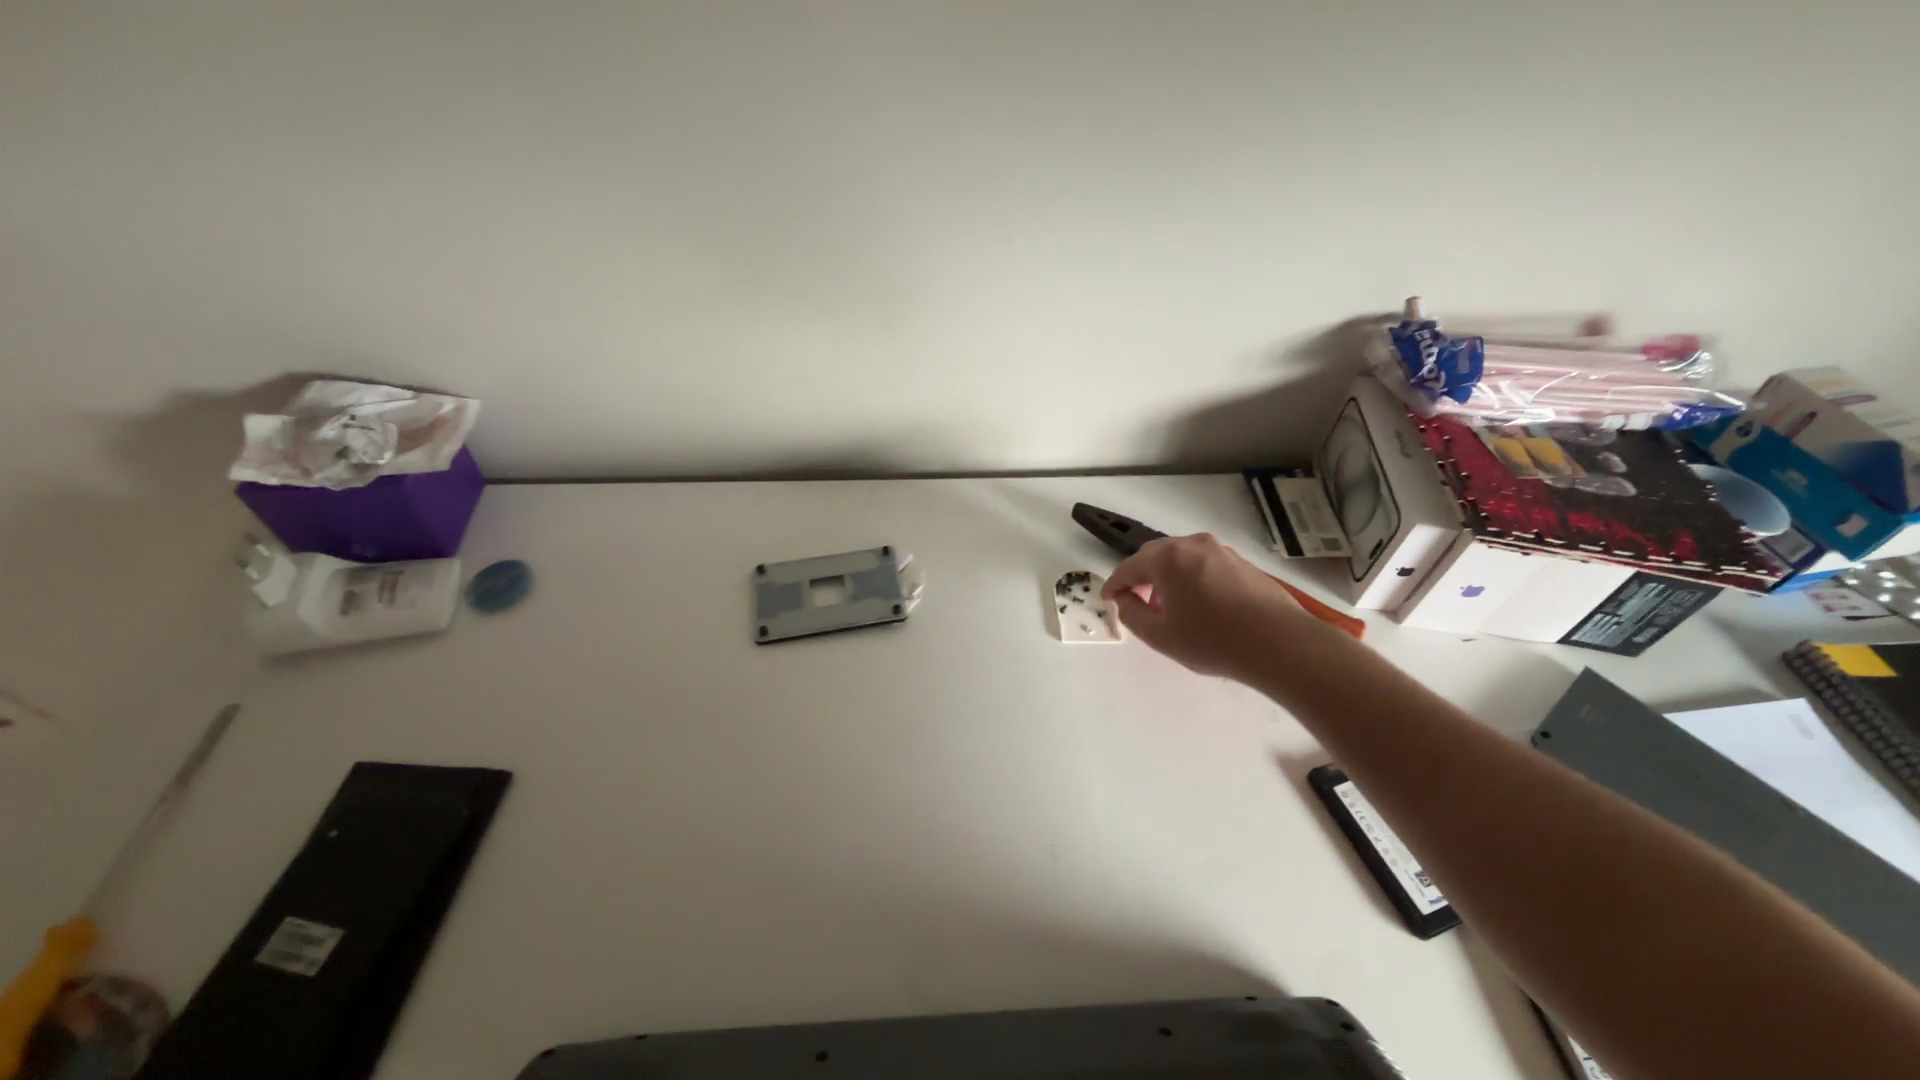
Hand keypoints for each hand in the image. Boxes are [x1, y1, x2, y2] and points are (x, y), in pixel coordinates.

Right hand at [1100, 533, 1319, 679]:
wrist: (1279, 643)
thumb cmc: (1212, 640)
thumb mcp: (1160, 635)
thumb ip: (1132, 614)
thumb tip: (1125, 600)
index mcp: (1169, 558)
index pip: (1130, 566)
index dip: (1114, 584)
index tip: (1108, 599)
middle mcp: (1194, 546)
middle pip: (1156, 555)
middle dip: (1141, 576)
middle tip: (1134, 600)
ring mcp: (1222, 552)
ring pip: (1183, 559)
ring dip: (1168, 577)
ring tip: (1167, 606)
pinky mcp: (1243, 565)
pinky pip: (1205, 566)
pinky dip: (1192, 579)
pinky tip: (1198, 605)